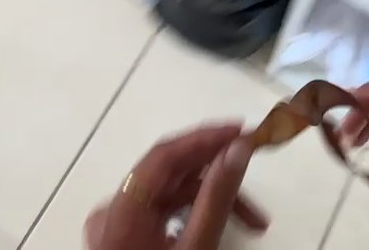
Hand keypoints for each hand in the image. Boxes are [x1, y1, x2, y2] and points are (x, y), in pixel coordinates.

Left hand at [85, 123, 268, 249]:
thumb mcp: (196, 249)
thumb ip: (217, 197)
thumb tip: (239, 148)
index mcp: (121, 209)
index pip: (166, 154)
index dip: (205, 137)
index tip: (243, 130)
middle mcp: (113, 210)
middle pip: (171, 174)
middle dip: (217, 172)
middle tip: (256, 170)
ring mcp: (117, 227)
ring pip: (172, 195)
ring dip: (213, 200)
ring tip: (255, 219)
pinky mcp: (127, 240)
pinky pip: (165, 214)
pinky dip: (195, 216)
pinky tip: (225, 227)